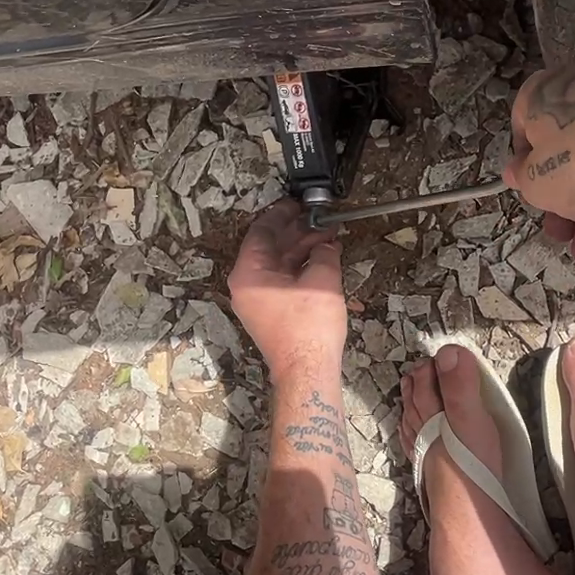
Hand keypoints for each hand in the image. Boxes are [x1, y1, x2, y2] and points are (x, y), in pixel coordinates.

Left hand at [230, 202, 345, 374]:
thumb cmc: (309, 329)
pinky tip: (322, 261)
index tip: (297, 204)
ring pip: (279, 265)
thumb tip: (326, 243)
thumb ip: (324, 252)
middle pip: (270, 247)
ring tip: (328, 239)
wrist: (308, 370)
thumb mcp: (322, 279)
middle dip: (297, 233)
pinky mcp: (270, 313)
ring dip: (302, 251)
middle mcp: (247, 286)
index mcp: (249, 273)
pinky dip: (301, 269)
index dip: (282, 214)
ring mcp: (257, 301)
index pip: (261, 231)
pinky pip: (283, 281)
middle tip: (319, 220)